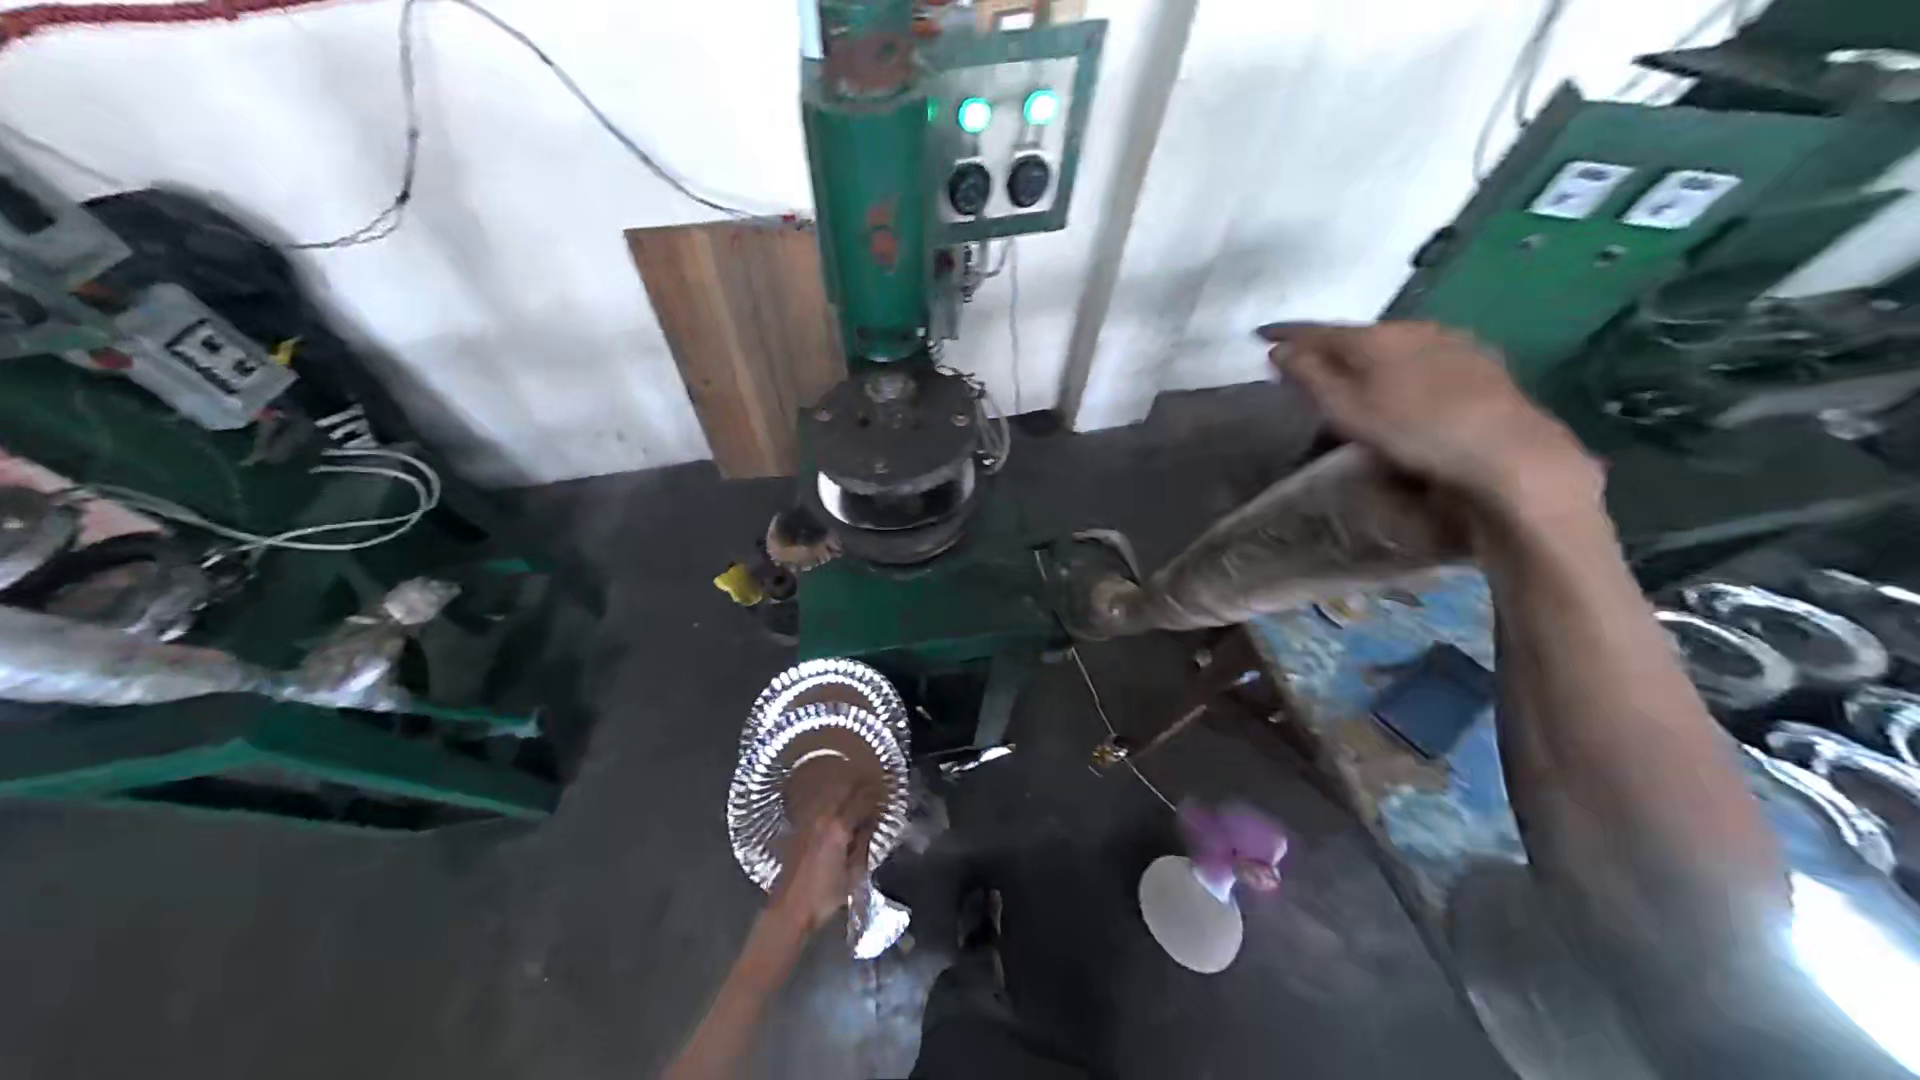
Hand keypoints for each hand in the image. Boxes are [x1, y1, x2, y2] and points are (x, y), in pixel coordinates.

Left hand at [769, 781, 876, 934]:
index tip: (886, 793)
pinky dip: (831, 802)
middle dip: (859, 786)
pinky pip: (819, 807)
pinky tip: (836, 808)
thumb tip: (869, 827)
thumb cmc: (824, 896)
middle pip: (843, 791)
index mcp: (838, 828)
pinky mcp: (799, 830)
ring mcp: (808, 822)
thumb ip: (863, 846)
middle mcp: (822, 819)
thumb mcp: (853, 875)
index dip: (875, 796)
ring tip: (857, 792)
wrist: (789, 909)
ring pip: (829, 797)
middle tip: (873, 785)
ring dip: (844, 791)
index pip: (861, 802)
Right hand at [1260, 321, 1603, 526]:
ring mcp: (1450, 341)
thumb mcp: (1348, 411)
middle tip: (1304, 362)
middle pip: (1356, 335)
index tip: (1262, 335)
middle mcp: (1413, 328)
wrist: (1508, 452)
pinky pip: (1420, 354)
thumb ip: (1311, 378)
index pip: (1318, 330)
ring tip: (1350, 374)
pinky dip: (1397, 364)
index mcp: (1376, 337)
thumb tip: (1281, 351)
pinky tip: (1400, 383)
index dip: (1287, 333)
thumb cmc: (1415, 432)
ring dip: (1365, 356)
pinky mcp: (1478, 361)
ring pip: (1392, 343)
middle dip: (1328, 346)